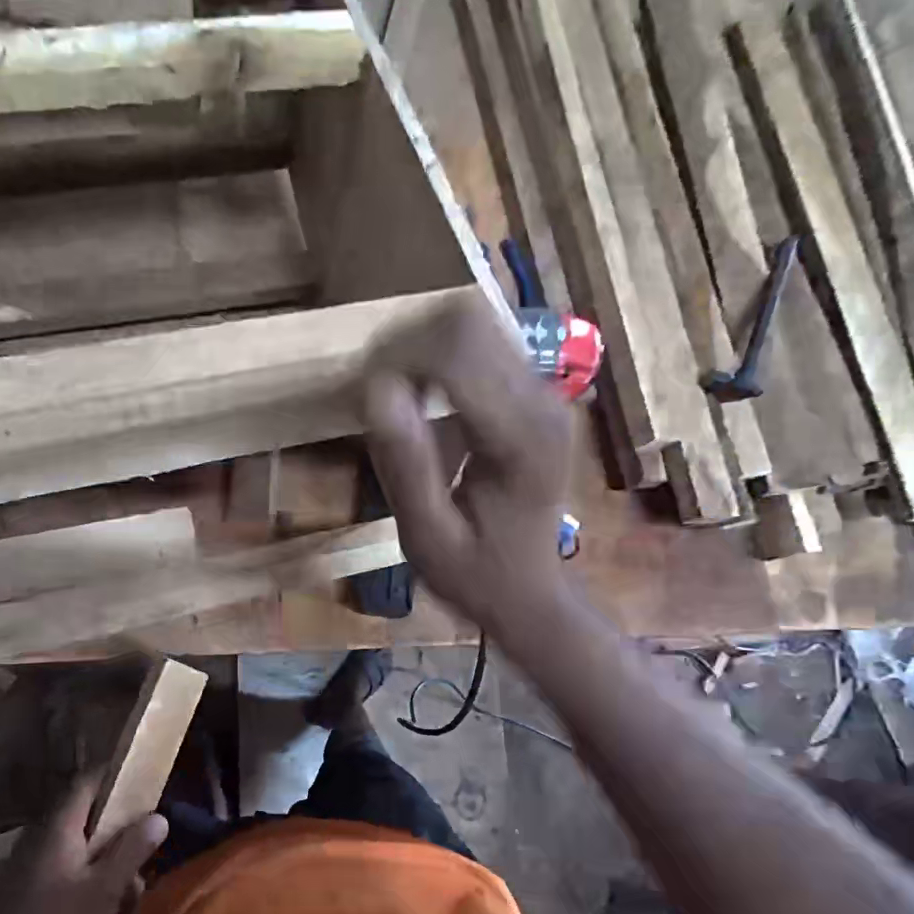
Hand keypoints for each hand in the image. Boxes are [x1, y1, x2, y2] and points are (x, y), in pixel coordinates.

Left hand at [0, 779, 167, 913]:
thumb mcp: (103, 890)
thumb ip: (132, 850)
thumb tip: (159, 817)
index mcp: (58, 826)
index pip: (87, 780)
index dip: (114, 775)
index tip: (141, 780)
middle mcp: (38, 835)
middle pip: (83, 812)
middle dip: (115, 822)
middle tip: (141, 839)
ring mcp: (24, 862)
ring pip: (73, 842)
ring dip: (101, 853)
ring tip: (125, 881)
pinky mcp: (18, 887)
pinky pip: (59, 864)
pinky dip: (82, 872)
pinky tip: (94, 903)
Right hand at [361, 289, 574, 637]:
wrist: (531, 592)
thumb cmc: (476, 574)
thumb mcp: (428, 537)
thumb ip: (407, 466)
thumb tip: (377, 388)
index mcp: (519, 438)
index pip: (455, 350)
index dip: (398, 356)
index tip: (367, 396)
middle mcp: (542, 402)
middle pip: (467, 321)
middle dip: (408, 344)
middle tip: (378, 395)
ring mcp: (546, 393)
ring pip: (475, 321)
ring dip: (423, 346)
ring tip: (398, 398)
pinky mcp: (538, 394)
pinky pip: (484, 344)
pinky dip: (442, 357)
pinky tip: (425, 399)